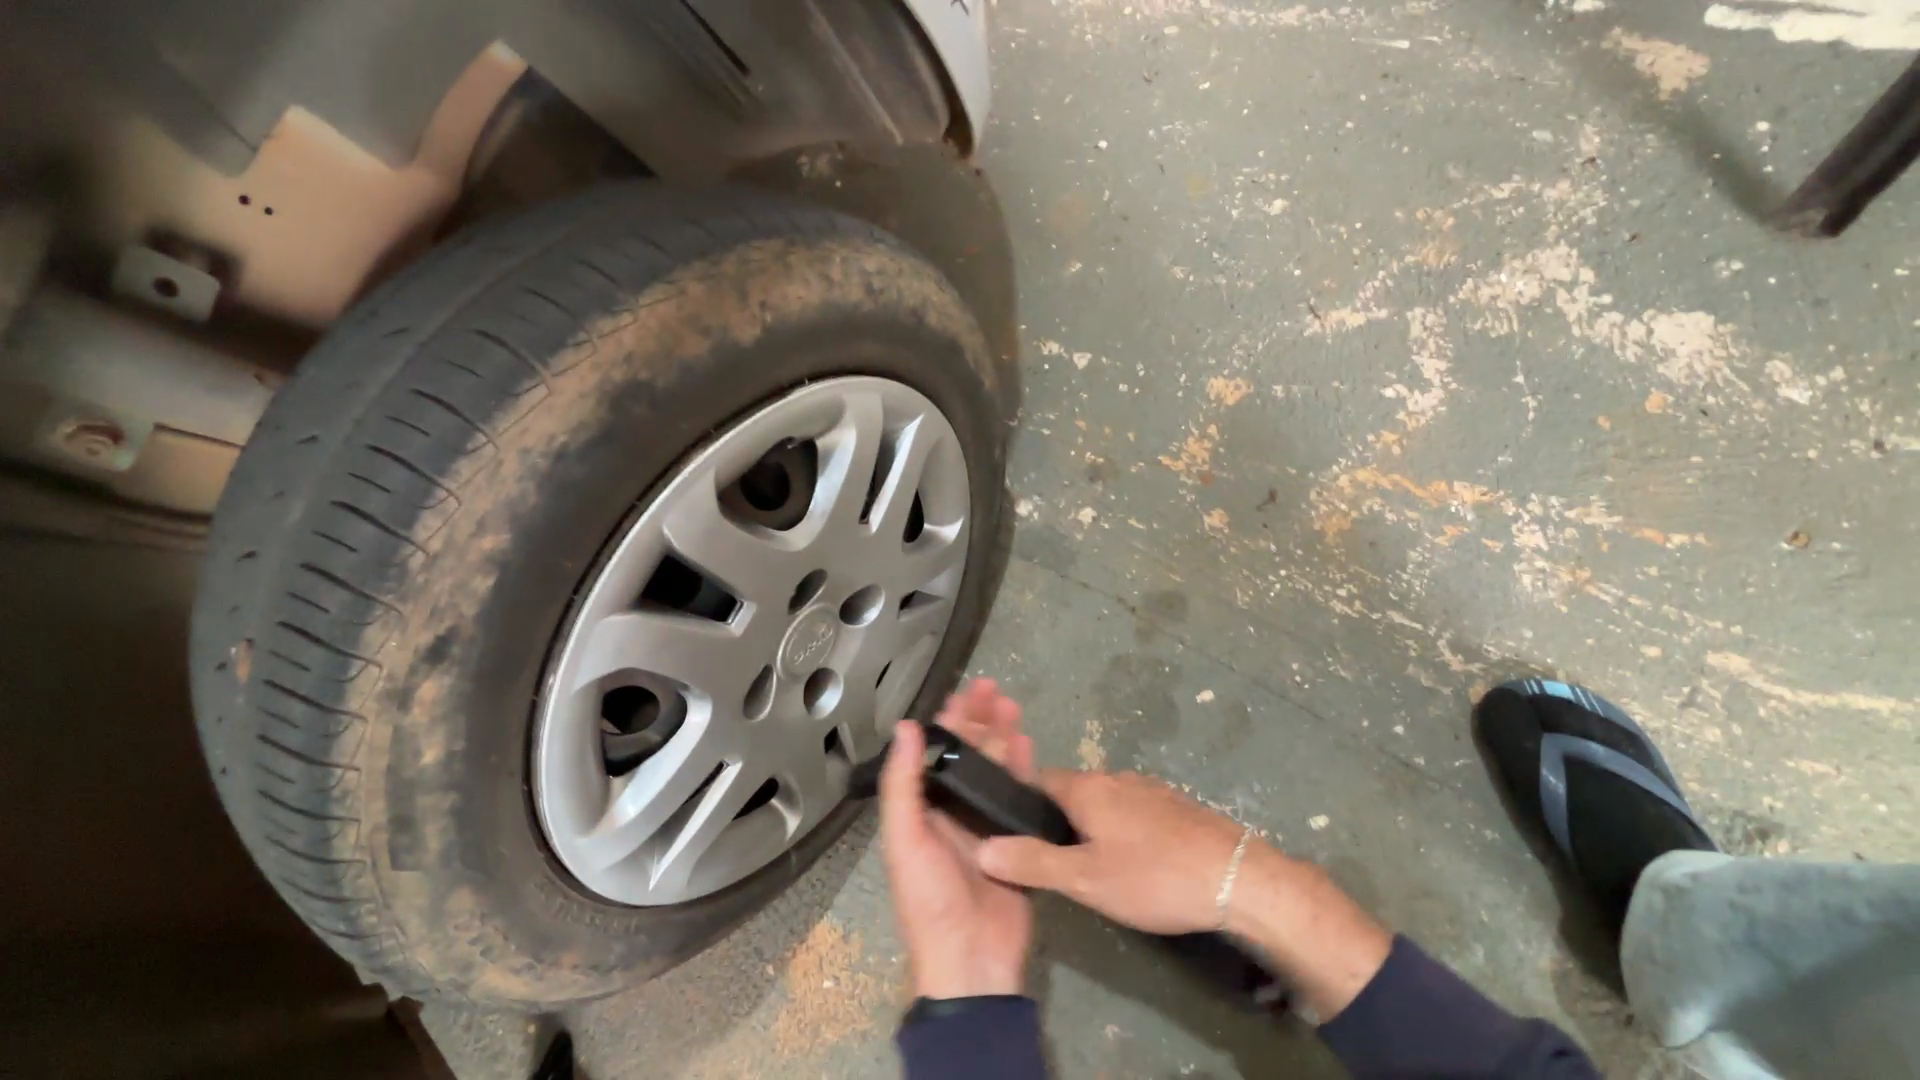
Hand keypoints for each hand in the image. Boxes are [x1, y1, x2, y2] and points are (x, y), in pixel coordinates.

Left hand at [880, 678, 1035, 998]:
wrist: (973, 959)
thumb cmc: (931, 899)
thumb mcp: (906, 840)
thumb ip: (903, 784)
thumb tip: (906, 726)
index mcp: (924, 810)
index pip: (935, 753)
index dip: (950, 720)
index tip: (967, 692)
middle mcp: (953, 812)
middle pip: (968, 755)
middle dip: (979, 720)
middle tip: (996, 690)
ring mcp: (986, 826)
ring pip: (995, 770)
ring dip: (1002, 737)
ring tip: (1014, 708)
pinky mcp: (1016, 841)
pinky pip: (1019, 797)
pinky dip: (1023, 770)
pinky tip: (1030, 747)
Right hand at [977, 768, 1393, 1020]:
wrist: (1238, 878)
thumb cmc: (1154, 877)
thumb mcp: (1085, 879)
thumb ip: (1033, 862)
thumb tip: (981, 848)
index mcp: (1087, 787)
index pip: (1035, 779)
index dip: (1016, 799)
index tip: (1003, 825)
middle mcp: (1115, 777)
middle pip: (1070, 790)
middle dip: (1053, 816)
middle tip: (1042, 855)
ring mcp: (1149, 789)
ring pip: (1102, 801)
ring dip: (1088, 823)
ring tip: (1084, 862)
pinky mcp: (1175, 806)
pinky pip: (1131, 810)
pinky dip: (1119, 828)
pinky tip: (1129, 859)